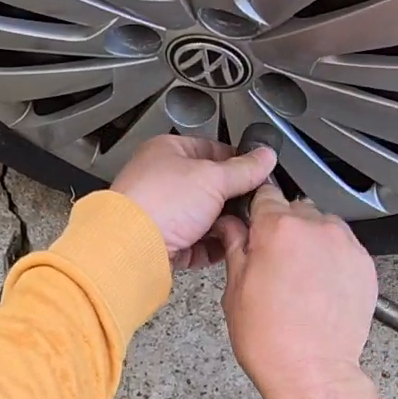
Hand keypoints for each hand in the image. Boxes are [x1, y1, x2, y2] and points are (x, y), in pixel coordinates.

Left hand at [110, 135, 277, 267]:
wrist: (133, 247)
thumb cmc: (157, 203)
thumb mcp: (213, 178)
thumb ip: (243, 169)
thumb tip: (264, 158)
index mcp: (167, 152)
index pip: (211, 150)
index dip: (236, 162)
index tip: (257, 173)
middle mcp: (160, 182)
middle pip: (207, 188)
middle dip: (230, 200)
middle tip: (249, 206)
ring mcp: (161, 215)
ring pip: (202, 219)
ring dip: (222, 225)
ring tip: (237, 228)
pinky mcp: (163, 244)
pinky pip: (194, 245)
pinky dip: (210, 248)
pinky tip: (222, 248)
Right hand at [215, 185, 383, 398]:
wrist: (312, 373)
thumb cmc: (271, 342)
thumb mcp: (235, 292)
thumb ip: (235, 249)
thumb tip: (231, 227)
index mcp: (278, 229)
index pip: (265, 196)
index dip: (256, 213)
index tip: (253, 228)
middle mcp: (316, 228)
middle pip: (296, 210)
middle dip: (284, 230)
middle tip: (273, 265)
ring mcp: (345, 245)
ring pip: (323, 227)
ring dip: (311, 243)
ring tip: (299, 281)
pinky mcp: (364, 265)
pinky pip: (344, 249)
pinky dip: (332, 261)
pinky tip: (318, 290)